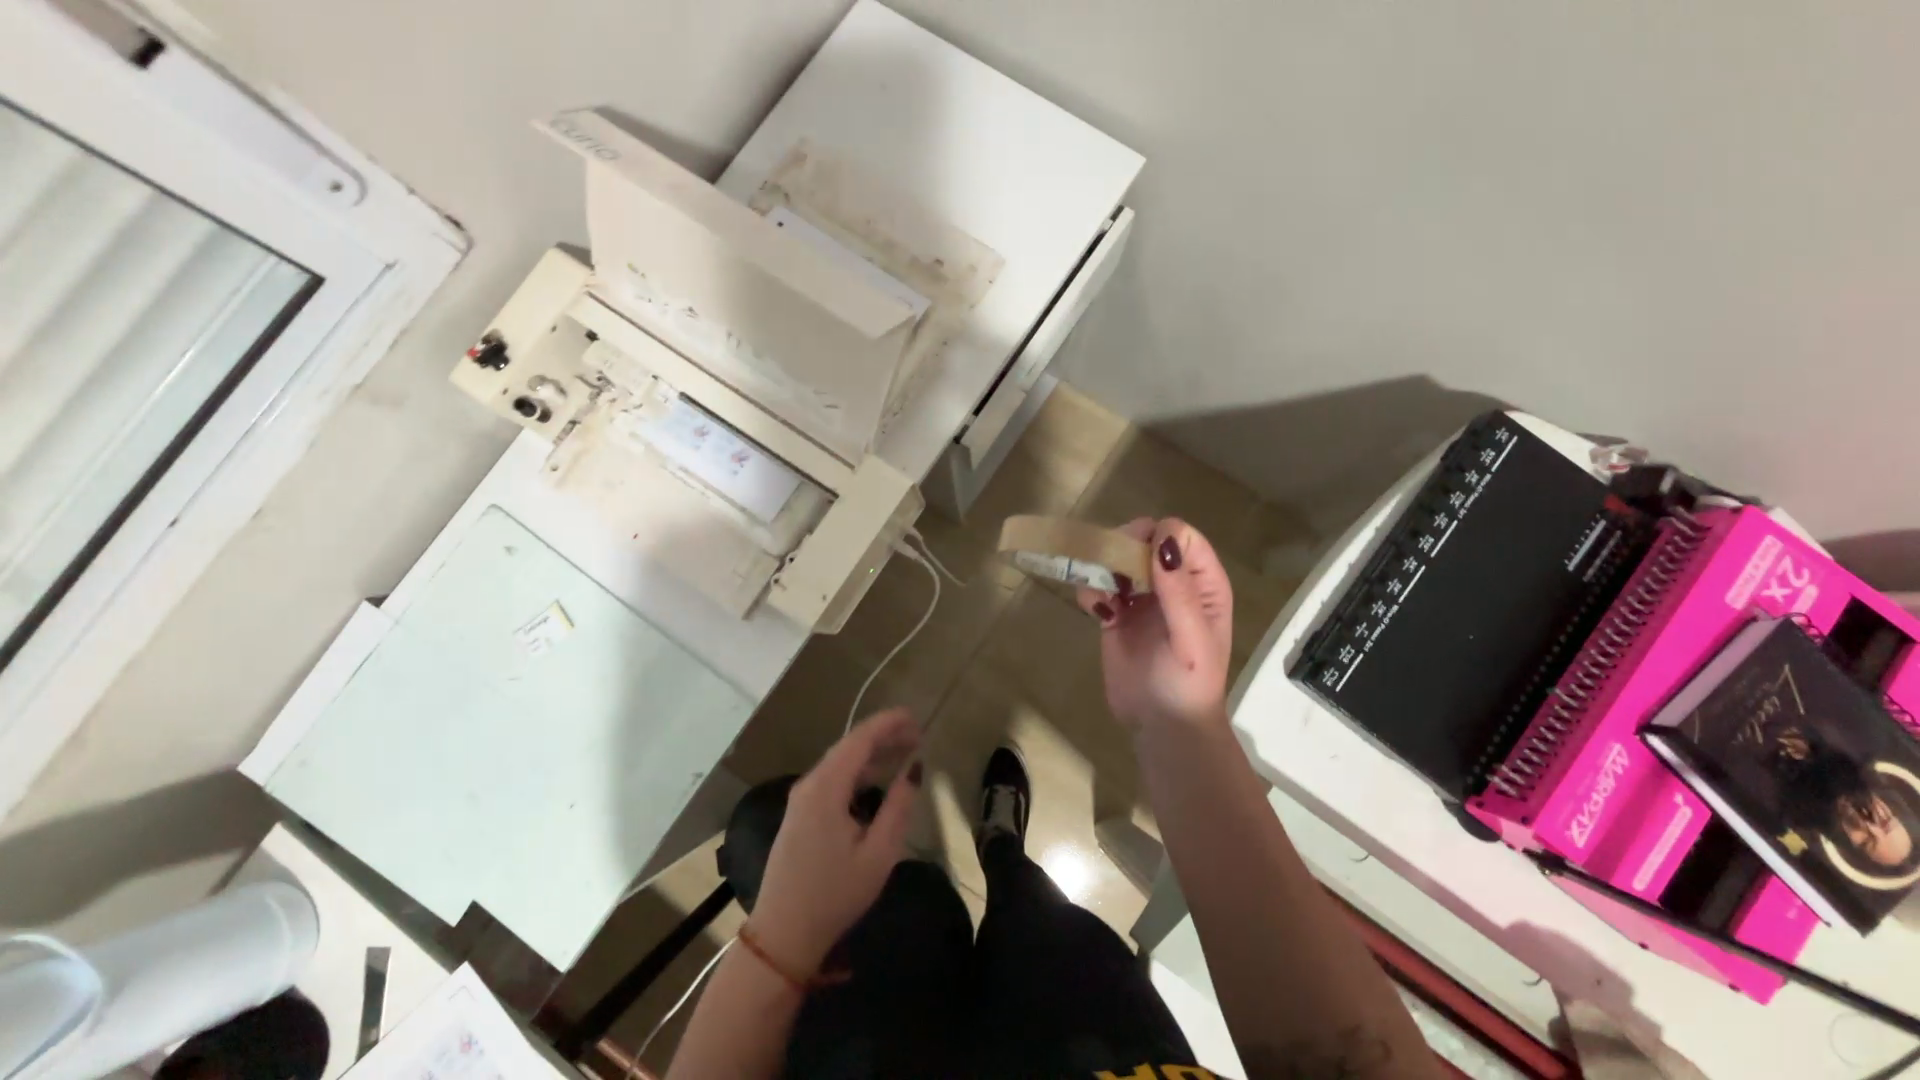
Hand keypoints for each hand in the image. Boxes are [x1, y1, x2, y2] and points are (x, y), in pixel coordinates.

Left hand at [750, 708, 921, 973]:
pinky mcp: (800, 816)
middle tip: (918, 734)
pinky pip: (832, 780)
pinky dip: (858, 772)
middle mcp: (809, 786)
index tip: (916, 716)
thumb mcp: (878, 854)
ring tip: (905, 750)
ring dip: (871, 754)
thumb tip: (914, 769)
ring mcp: (800, 801)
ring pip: (840, 764)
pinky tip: (877, 778)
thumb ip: (898, 807)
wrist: (784, 933)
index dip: (888, 724)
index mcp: (826, 788)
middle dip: (883, 736)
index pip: (859, 740)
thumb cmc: (835, 895)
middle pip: (848, 748)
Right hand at [1076, 517, 1233, 733]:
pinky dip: (1091, 589)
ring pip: (1118, 558)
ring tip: (1103, 596)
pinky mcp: (1116, 614)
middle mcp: (1173, 583)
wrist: (1162, 725)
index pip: (1182, 535)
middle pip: (1146, 539)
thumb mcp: (1191, 637)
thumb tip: (1163, 537)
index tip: (1138, 558)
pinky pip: (1099, 585)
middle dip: (1125, 547)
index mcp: (1203, 583)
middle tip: (1114, 574)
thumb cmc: (1188, 683)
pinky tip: (1097, 612)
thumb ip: (1179, 589)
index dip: (1159, 537)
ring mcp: (1143, 598)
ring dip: (1103, 566)